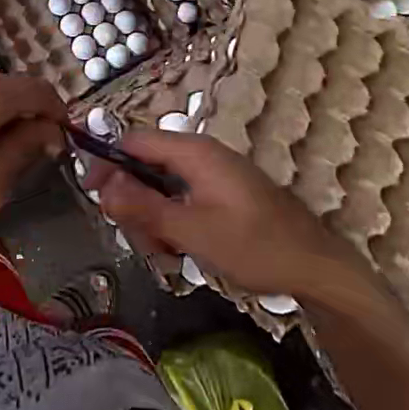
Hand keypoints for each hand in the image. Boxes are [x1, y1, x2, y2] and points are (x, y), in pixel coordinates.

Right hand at [89, 130, 390, 310]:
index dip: (107, 162)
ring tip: (166, 253)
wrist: (318, 268)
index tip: (91, 193)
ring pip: (161, 186)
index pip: (133, 141)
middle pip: (145, 166)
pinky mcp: (221, 193)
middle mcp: (199, 154)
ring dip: (153, 218)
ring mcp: (212, 174)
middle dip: (134, 202)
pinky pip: (181, 197)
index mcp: (192, 151)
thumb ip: (143, 207)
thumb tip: (100, 187)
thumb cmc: (254, 245)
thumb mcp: (192, 230)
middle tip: (142, 240)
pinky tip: (180, 250)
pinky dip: (172, 220)